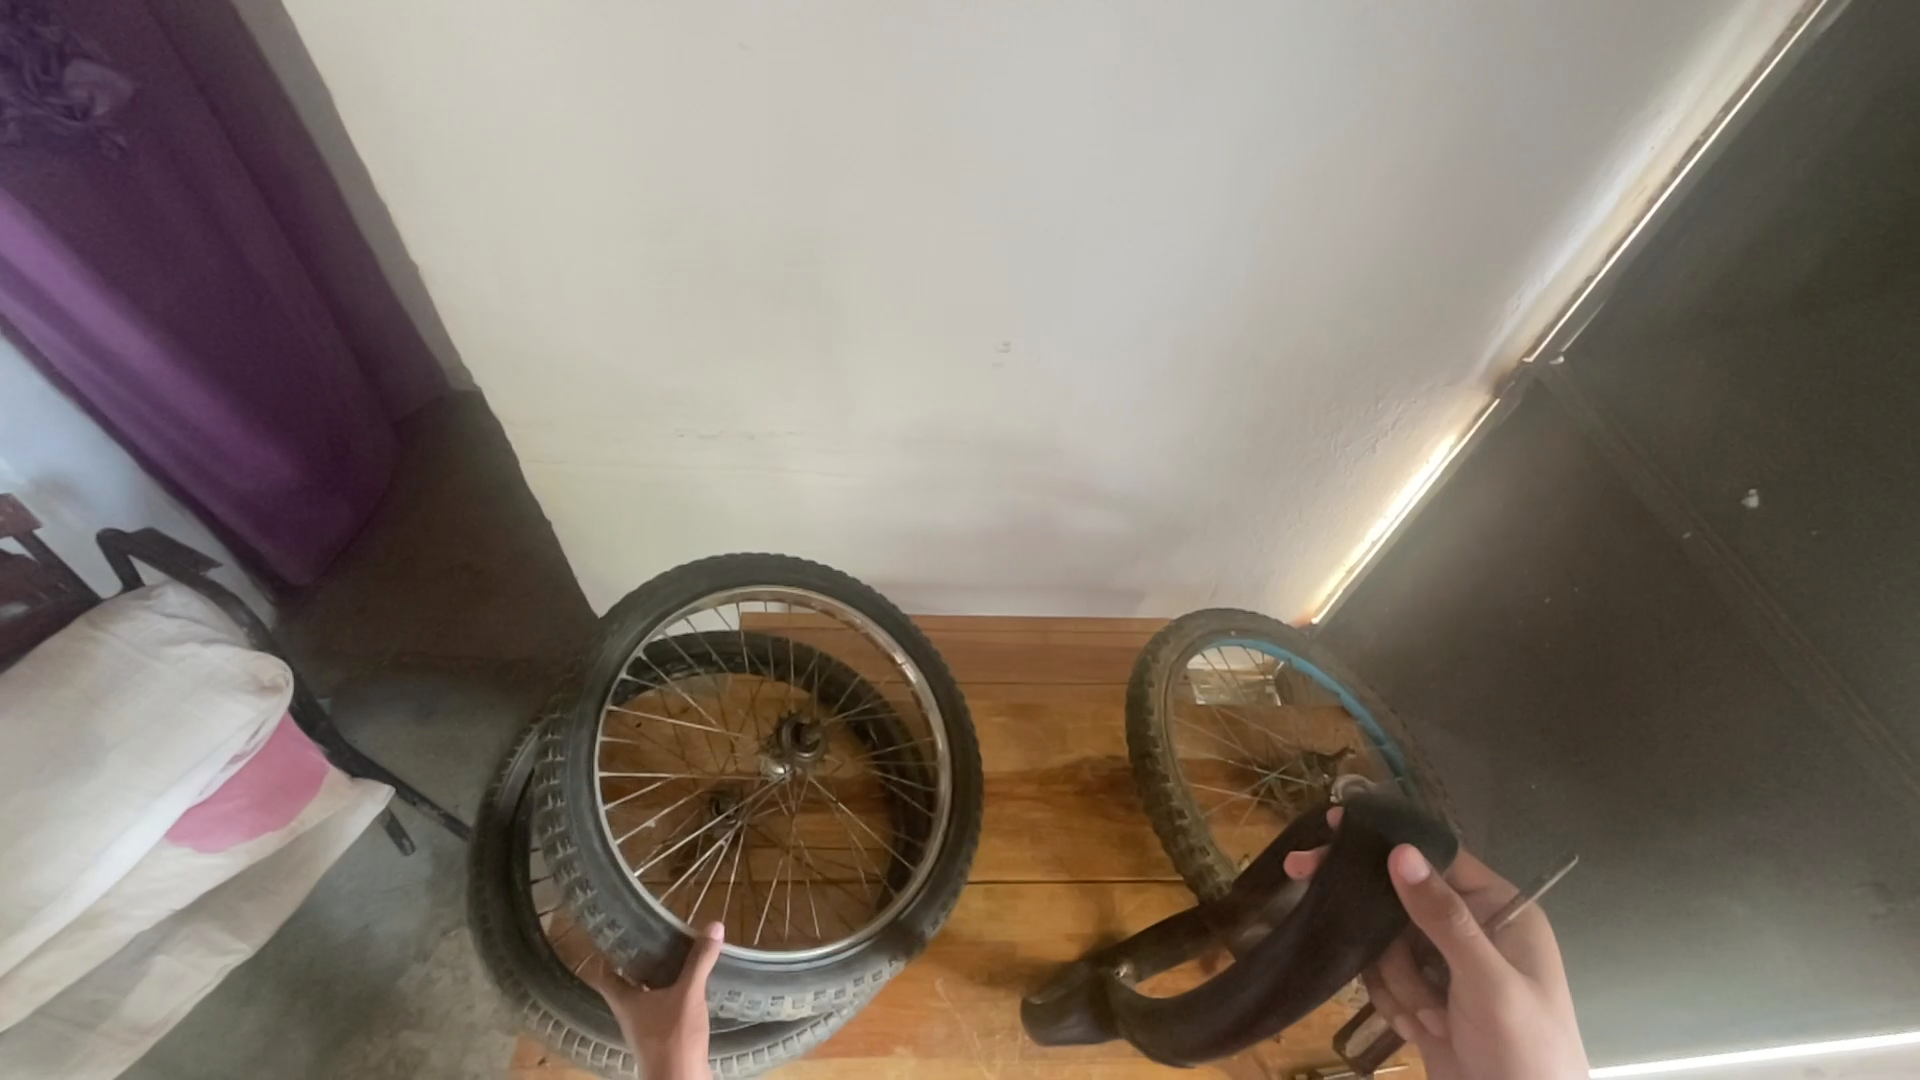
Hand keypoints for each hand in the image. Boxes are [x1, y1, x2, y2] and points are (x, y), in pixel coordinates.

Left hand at [583, 921, 723, 1079]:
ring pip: (646, 995)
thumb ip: (699, 961)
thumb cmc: (673, 1037)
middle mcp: (630, 1014)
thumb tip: (714, 925)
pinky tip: (691, 984)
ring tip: (678, 954)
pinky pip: (663, 1007)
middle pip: (627, 983)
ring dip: (658, 976)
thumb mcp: (689, 994)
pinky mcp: (661, 1037)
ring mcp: (645, 1028)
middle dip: (641, 960)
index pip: (606, 975)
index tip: (620, 934)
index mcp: (625, 1001)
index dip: (609, 954)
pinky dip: (672, 992)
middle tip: (657, 935)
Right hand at [1283, 810, 1588, 1079]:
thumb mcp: (1489, 985)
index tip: (1334, 828)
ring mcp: (1444, 962)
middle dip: (1372, 918)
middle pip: (1397, 894)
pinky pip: (1380, 973)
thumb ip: (1443, 917)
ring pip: (1383, 939)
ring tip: (1433, 1020)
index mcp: (1501, 911)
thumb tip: (1401, 851)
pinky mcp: (1423, 993)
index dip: (1386, 842)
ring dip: (1396, 980)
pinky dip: (1392, 1000)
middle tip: (1300, 872)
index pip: (1435, 857)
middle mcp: (1472, 928)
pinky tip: (1420, 1029)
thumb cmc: (1526, 1055)